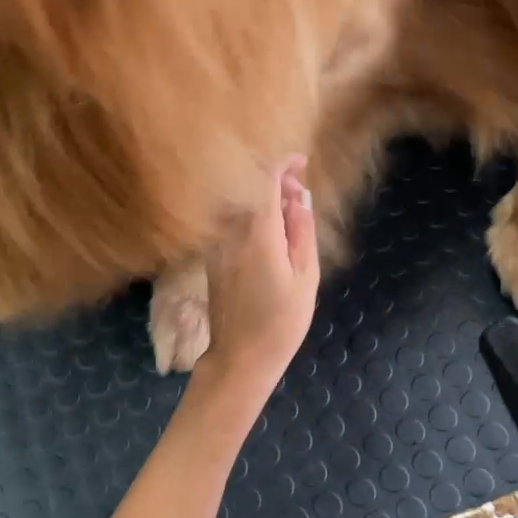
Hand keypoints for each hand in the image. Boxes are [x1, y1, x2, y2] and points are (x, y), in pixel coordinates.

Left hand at [195, 156, 319, 390]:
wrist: (241, 356)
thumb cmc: (282, 320)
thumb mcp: (305, 275)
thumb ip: (302, 230)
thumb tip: (299, 197)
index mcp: (258, 232)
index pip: (265, 179)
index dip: (283, 162)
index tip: (302, 162)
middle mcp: (231, 232)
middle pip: (249, 188)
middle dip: (277, 181)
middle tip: (301, 195)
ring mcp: (217, 244)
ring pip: (239, 205)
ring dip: (263, 199)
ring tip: (290, 216)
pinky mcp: (211, 257)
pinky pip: (231, 223)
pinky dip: (250, 216)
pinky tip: (269, 233)